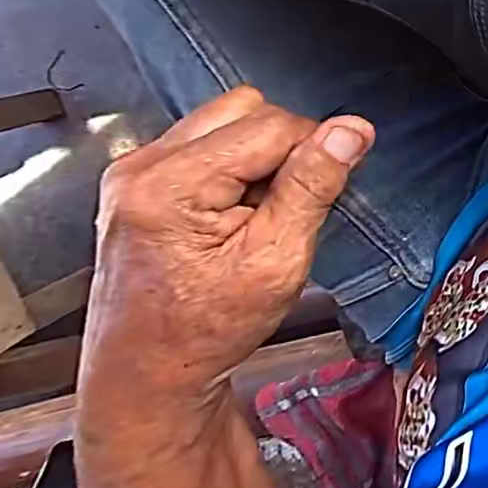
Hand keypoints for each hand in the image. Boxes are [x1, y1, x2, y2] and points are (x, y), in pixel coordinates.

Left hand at [79, 87, 374, 407]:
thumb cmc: (208, 329)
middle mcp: (143, 165)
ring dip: (262, 153)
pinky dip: (239, 163)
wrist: (149, 377)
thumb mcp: (279, 258)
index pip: (275, 124)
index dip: (312, 153)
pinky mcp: (141, 180)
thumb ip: (314, 184)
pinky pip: (211, 139)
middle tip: (283, 205)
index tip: (312, 199)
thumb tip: (351, 129)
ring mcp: (136, 170)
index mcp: (171, 184)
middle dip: (284, 148)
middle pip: (249, 110)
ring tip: (258, 208)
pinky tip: (237, 208)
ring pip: (231, 118)